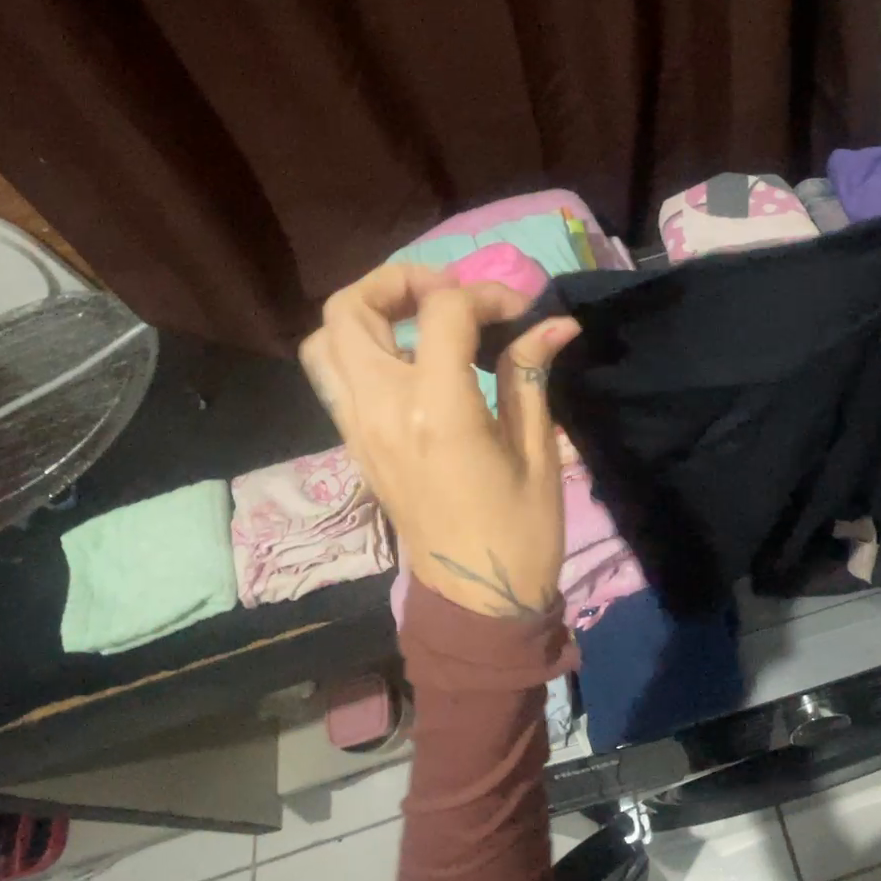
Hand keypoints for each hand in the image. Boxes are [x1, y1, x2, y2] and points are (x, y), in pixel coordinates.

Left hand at [298, 264, 579, 618]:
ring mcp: (358, 429)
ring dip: (367, 313)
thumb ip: (530, 373)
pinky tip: (409, 360)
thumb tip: (554, 322)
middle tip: (450, 295)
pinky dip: (361, 348)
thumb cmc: (522, 529)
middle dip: (400, 282)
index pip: (441, 311)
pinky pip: (334, 377)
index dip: (485, 294)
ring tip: (419, 320)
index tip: (520, 312)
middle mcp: (382, 410)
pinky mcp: (355, 446)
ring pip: (326, 341)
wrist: (478, 598)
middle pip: (348, 310)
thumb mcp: (538, 451)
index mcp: (436, 410)